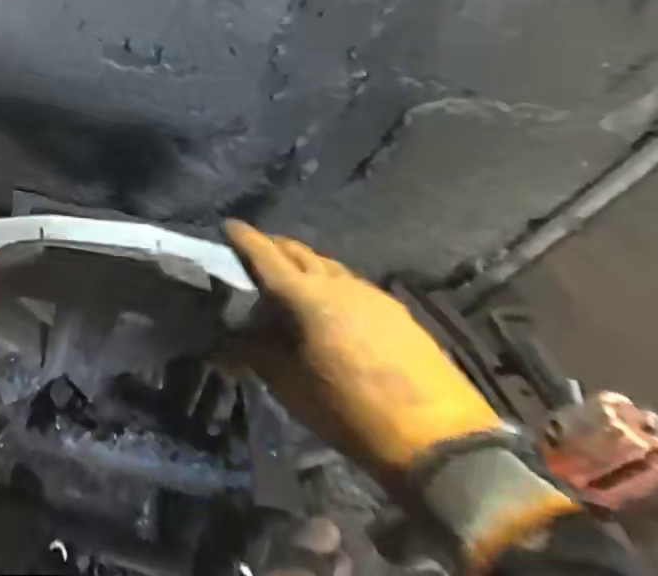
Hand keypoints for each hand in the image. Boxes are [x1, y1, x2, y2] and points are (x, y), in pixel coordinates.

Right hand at [223, 220, 505, 480]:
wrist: (433, 432)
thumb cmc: (347, 409)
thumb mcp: (290, 386)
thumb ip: (255, 354)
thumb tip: (224, 341)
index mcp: (306, 296)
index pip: (267, 257)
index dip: (246, 239)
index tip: (230, 225)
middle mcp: (337, 283)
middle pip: (300, 254)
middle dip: (275, 248)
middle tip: (257, 252)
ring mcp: (369, 292)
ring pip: (328, 267)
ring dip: (305, 266)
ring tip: (293, 280)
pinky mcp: (393, 309)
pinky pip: (351, 284)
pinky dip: (331, 285)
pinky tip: (333, 307)